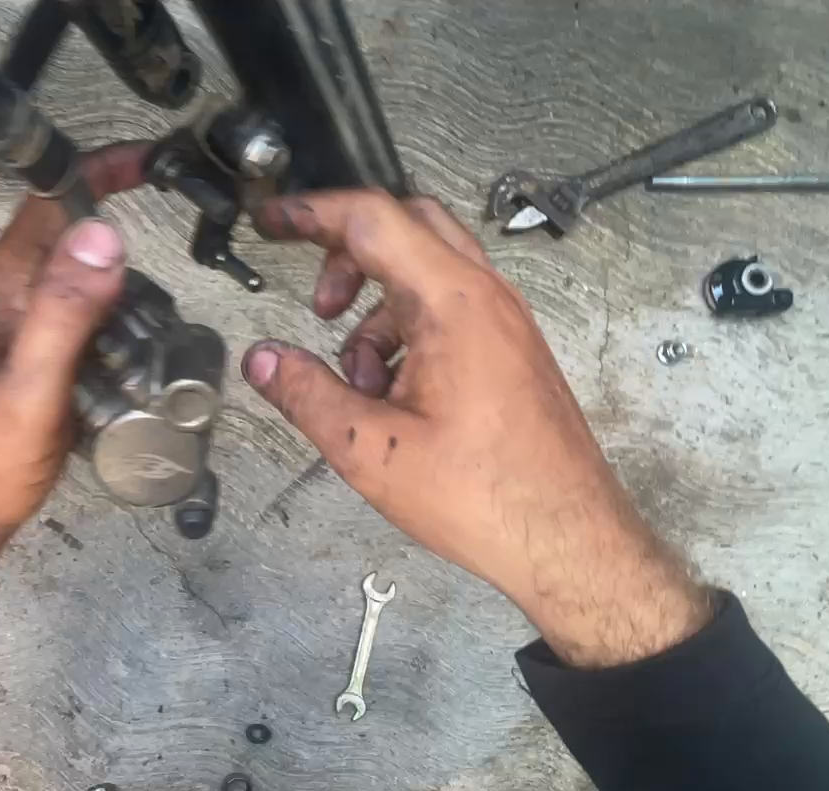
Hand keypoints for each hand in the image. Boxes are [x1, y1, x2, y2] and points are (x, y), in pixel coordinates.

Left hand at [0, 144, 146, 663]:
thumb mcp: (30, 385)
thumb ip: (64, 311)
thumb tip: (104, 235)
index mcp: (1, 285)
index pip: (54, 200)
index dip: (105, 172)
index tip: (158, 164)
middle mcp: (9, 294)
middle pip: (78, 241)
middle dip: (128, 255)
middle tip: (164, 304)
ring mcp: (23, 326)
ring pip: (88, 286)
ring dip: (128, 302)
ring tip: (155, 347)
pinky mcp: (39, 357)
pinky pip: (87, 324)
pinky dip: (118, 332)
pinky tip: (134, 367)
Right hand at [243, 192, 710, 666]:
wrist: (565, 539)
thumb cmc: (481, 497)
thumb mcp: (368, 449)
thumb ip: (306, 394)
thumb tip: (263, 358)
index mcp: (452, 306)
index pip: (373, 221)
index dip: (311, 213)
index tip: (272, 220)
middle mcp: (485, 300)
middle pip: (406, 231)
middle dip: (347, 257)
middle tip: (317, 304)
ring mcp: (502, 325)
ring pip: (423, 279)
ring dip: (373, 314)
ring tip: (356, 385)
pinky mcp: (506, 353)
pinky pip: (443, 316)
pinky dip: (402, 339)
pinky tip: (390, 400)